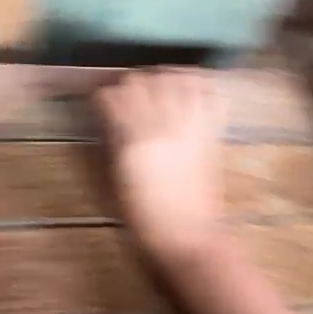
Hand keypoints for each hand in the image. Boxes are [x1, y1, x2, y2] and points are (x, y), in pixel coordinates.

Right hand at [94, 69, 228, 264]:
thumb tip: (109, 117)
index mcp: (135, 140)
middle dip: (130, 84)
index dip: (102, 96)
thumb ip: (113, 141)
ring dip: (164, 77)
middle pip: (143, 80)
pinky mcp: (213, 133)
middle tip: (126, 97)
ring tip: (157, 88)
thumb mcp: (116, 179)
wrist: (189, 236)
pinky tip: (188, 91)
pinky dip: (201, 86)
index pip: (113, 95)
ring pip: (178, 78)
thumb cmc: (144, 216)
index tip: (99, 104)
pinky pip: (213, 95)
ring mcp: (193, 127)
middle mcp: (164, 126)